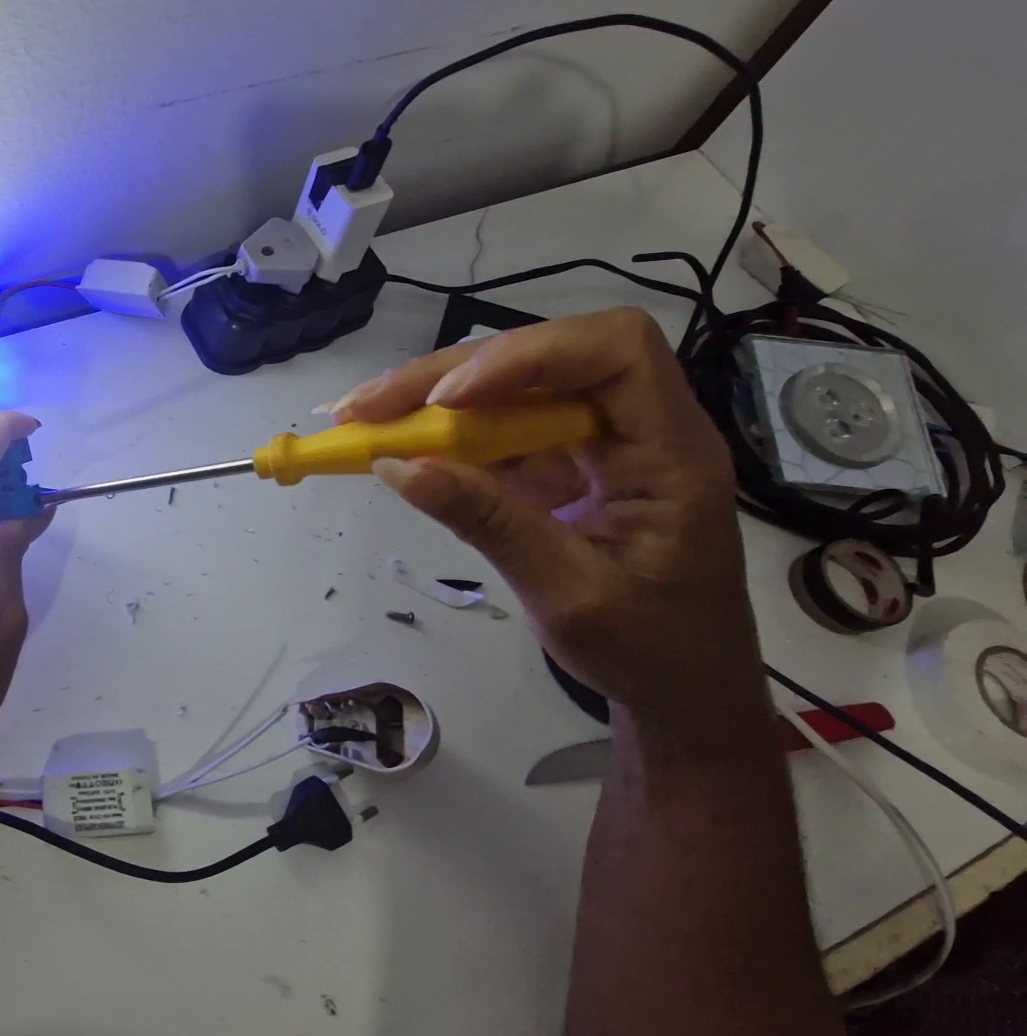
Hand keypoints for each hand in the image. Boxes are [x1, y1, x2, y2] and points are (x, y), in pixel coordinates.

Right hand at [333, 308, 758, 724]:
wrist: (679, 685)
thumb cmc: (647, 649)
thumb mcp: (566, 594)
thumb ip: (488, 524)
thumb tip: (397, 467)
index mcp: (671, 451)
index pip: (614, 353)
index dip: (527, 358)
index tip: (447, 402)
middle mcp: (637, 426)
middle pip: (544, 359)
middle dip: (447, 375)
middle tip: (362, 407)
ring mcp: (594, 442)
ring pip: (510, 387)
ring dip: (431, 397)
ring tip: (359, 418)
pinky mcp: (560, 462)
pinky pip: (496, 428)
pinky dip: (440, 433)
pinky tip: (392, 439)